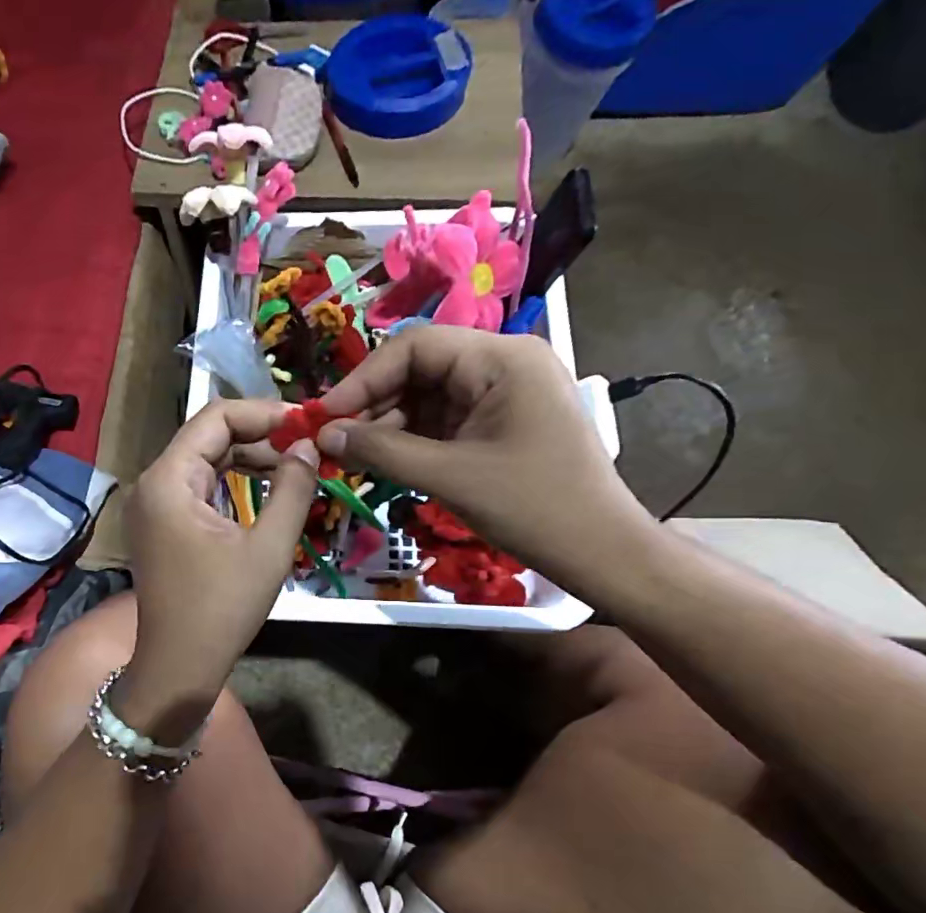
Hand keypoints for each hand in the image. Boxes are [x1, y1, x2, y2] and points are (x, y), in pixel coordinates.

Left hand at [123, 400, 318, 710]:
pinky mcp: (163, 525)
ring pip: (206, 460)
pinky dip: (234, 481)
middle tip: (308, 445)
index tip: (305, 424)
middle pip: (209, 436)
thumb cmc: (223, 608)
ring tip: (296, 465)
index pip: (216, 417)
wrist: (180, 666)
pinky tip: (268, 488)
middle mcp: (154, 483)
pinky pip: (201, 487)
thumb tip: (309, 446)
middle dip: (260, 436)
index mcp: (169, 480)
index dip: (263, 413)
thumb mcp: (269, 547)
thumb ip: (293, 489)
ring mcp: (155, 505)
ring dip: (250, 458)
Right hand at [317, 325, 650, 588]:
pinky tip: (390, 462)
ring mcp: (508, 392)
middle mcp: (506, 362)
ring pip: (433, 397)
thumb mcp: (450, 477)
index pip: (416, 346)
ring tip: (356, 458)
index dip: (364, 378)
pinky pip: (451, 420)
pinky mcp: (507, 421)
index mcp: (502, 357)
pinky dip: (418, 440)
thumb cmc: (533, 508)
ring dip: (393, 426)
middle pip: (423, 369)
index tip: (326, 415)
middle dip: (377, 405)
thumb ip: (382, 451)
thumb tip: (324, 435)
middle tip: (336, 441)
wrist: (601, 552)